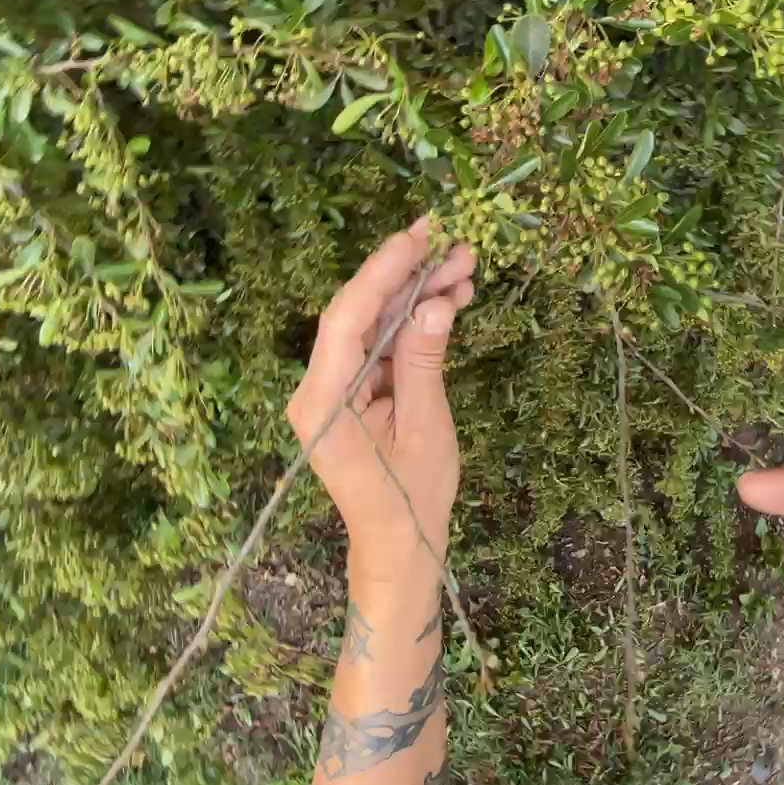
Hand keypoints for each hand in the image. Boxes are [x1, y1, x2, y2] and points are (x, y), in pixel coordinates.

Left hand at [287, 219, 475, 586]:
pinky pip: (383, 345)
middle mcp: (319, 386)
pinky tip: (451, 300)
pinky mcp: (357, 390)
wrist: (401, 547)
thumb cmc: (412, 499)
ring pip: (375, 323)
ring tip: (464, 265)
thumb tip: (435, 302)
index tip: (416, 237)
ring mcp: (336, 387)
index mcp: (323, 400)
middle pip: (359, 313)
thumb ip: (424, 361)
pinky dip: (416, 323)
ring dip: (418, 294)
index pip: (345, 319)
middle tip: (450, 240)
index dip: (381, 272)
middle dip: (406, 275)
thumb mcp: (426, 427)